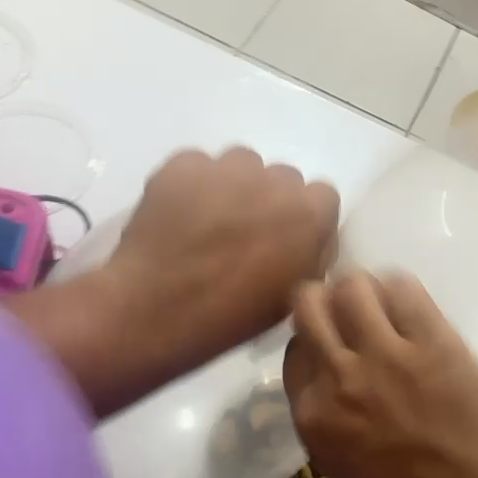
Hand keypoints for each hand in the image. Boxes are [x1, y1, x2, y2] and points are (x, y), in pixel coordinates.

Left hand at [108, 147, 338, 361]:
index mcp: (311, 214)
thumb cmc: (232, 315)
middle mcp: (277, 180)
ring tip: (209, 219)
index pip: (323, 196)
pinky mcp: (184, 164)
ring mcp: (228, 167)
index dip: (302, 216)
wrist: (154, 311)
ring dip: (234, 185)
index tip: (283, 237)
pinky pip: (198, 165)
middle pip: (282, 177)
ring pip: (242, 163)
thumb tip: (311, 237)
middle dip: (268, 198)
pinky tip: (177, 214)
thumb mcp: (295, 294)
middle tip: (243, 231)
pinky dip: (192, 183)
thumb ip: (313, 254)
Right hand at [284, 273, 477, 477]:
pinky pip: (402, 288)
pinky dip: (399, 286)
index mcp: (314, 412)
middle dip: (325, 297)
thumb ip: (320, 414)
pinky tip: (408, 302)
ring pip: (354, 287)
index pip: (294, 348)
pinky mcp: (430, 338)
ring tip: (381, 301)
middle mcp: (341, 376)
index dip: (313, 336)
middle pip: (311, 305)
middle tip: (348, 304)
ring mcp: (386, 354)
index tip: (332, 335)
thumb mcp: (338, 464)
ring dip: (363, 287)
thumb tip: (318, 371)